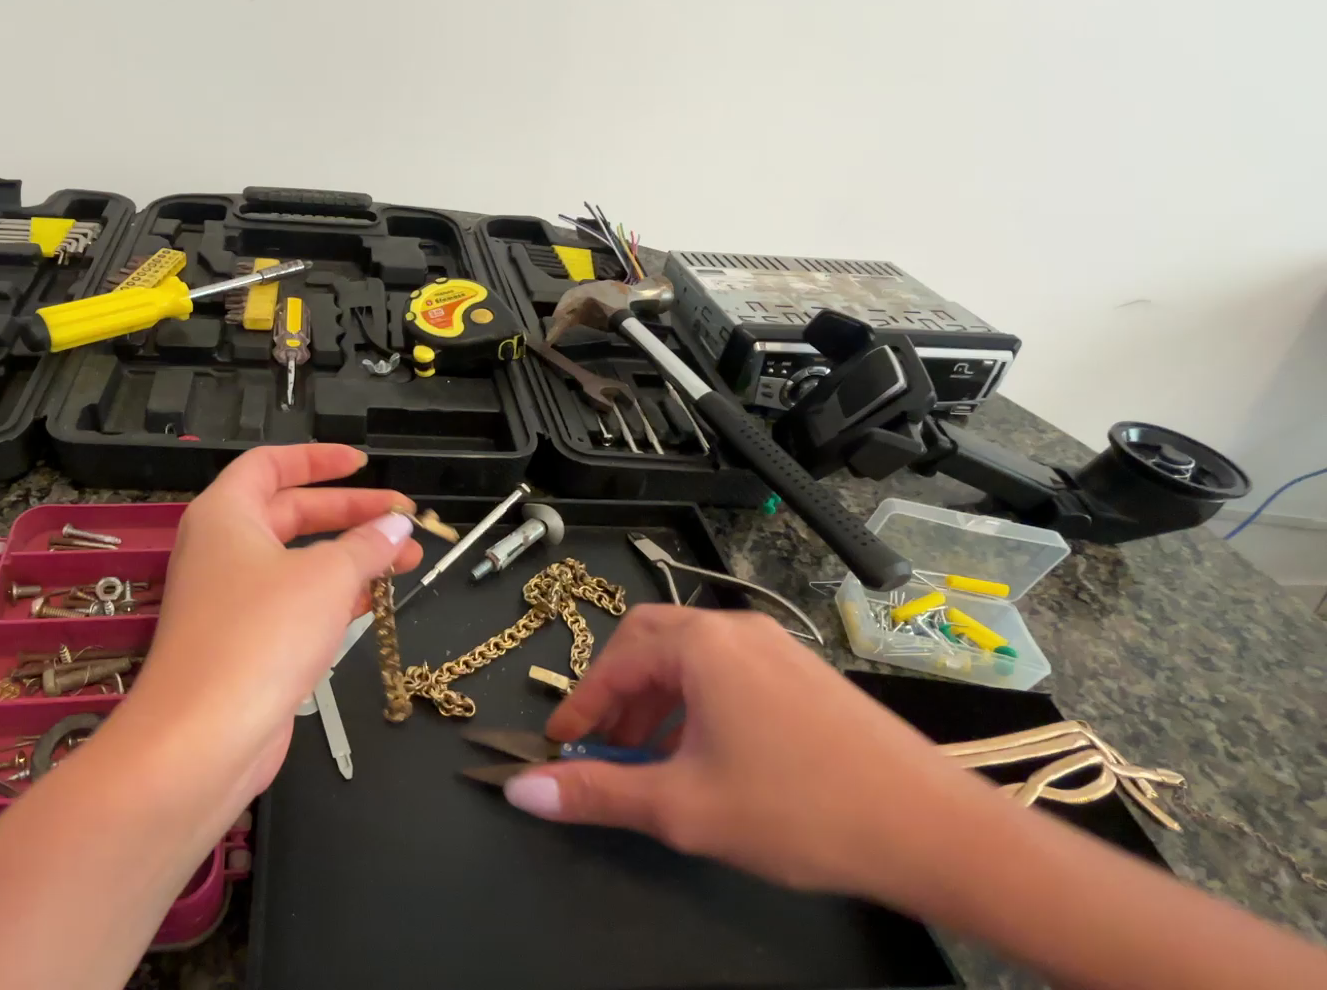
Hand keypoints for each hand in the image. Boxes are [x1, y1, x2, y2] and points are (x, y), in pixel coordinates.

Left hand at [120, 444, 422, 797]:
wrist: (203, 737)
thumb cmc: (261, 635)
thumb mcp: (326, 578)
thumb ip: (366, 545)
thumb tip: (396, 525)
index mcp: (226, 514)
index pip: (270, 465)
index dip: (317, 459)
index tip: (361, 463)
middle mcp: (223, 549)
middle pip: (292, 513)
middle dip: (351, 513)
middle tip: (402, 519)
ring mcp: (232, 598)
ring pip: (298, 562)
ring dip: (351, 557)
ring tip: (406, 560)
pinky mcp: (246, 642)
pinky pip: (295, 602)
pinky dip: (334, 596)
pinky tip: (374, 599)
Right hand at [501, 605, 997, 897]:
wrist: (938, 831)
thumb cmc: (799, 811)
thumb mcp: (683, 807)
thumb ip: (597, 793)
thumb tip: (521, 789)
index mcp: (701, 645)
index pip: (614, 662)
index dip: (579, 706)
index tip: (559, 747)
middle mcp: (735, 629)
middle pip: (648, 642)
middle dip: (616, 692)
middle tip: (601, 742)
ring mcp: (775, 646)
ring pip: (690, 657)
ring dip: (655, 699)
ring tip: (648, 756)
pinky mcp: (803, 671)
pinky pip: (727, 671)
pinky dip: (695, 701)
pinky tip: (703, 753)